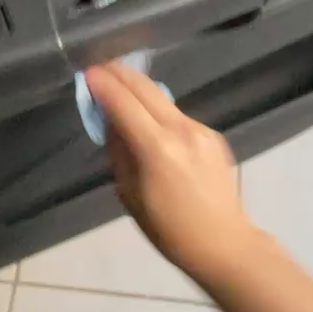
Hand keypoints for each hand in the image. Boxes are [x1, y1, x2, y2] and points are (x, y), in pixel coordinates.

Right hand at [84, 62, 262, 279]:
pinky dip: (158, 111)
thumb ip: (119, 152)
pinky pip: (177, 116)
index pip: (123, 103)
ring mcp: (201, 130)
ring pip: (163, 99)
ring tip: (120, 89)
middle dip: (120, 74)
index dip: (103, 85)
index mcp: (157, 148)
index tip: (87, 73)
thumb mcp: (129, 194)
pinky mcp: (213, 135)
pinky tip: (150, 121)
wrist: (224, 243)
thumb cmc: (169, 229)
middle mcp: (181, 130)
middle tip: (101, 68)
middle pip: (145, 88)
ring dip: (139, 90)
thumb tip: (111, 122)